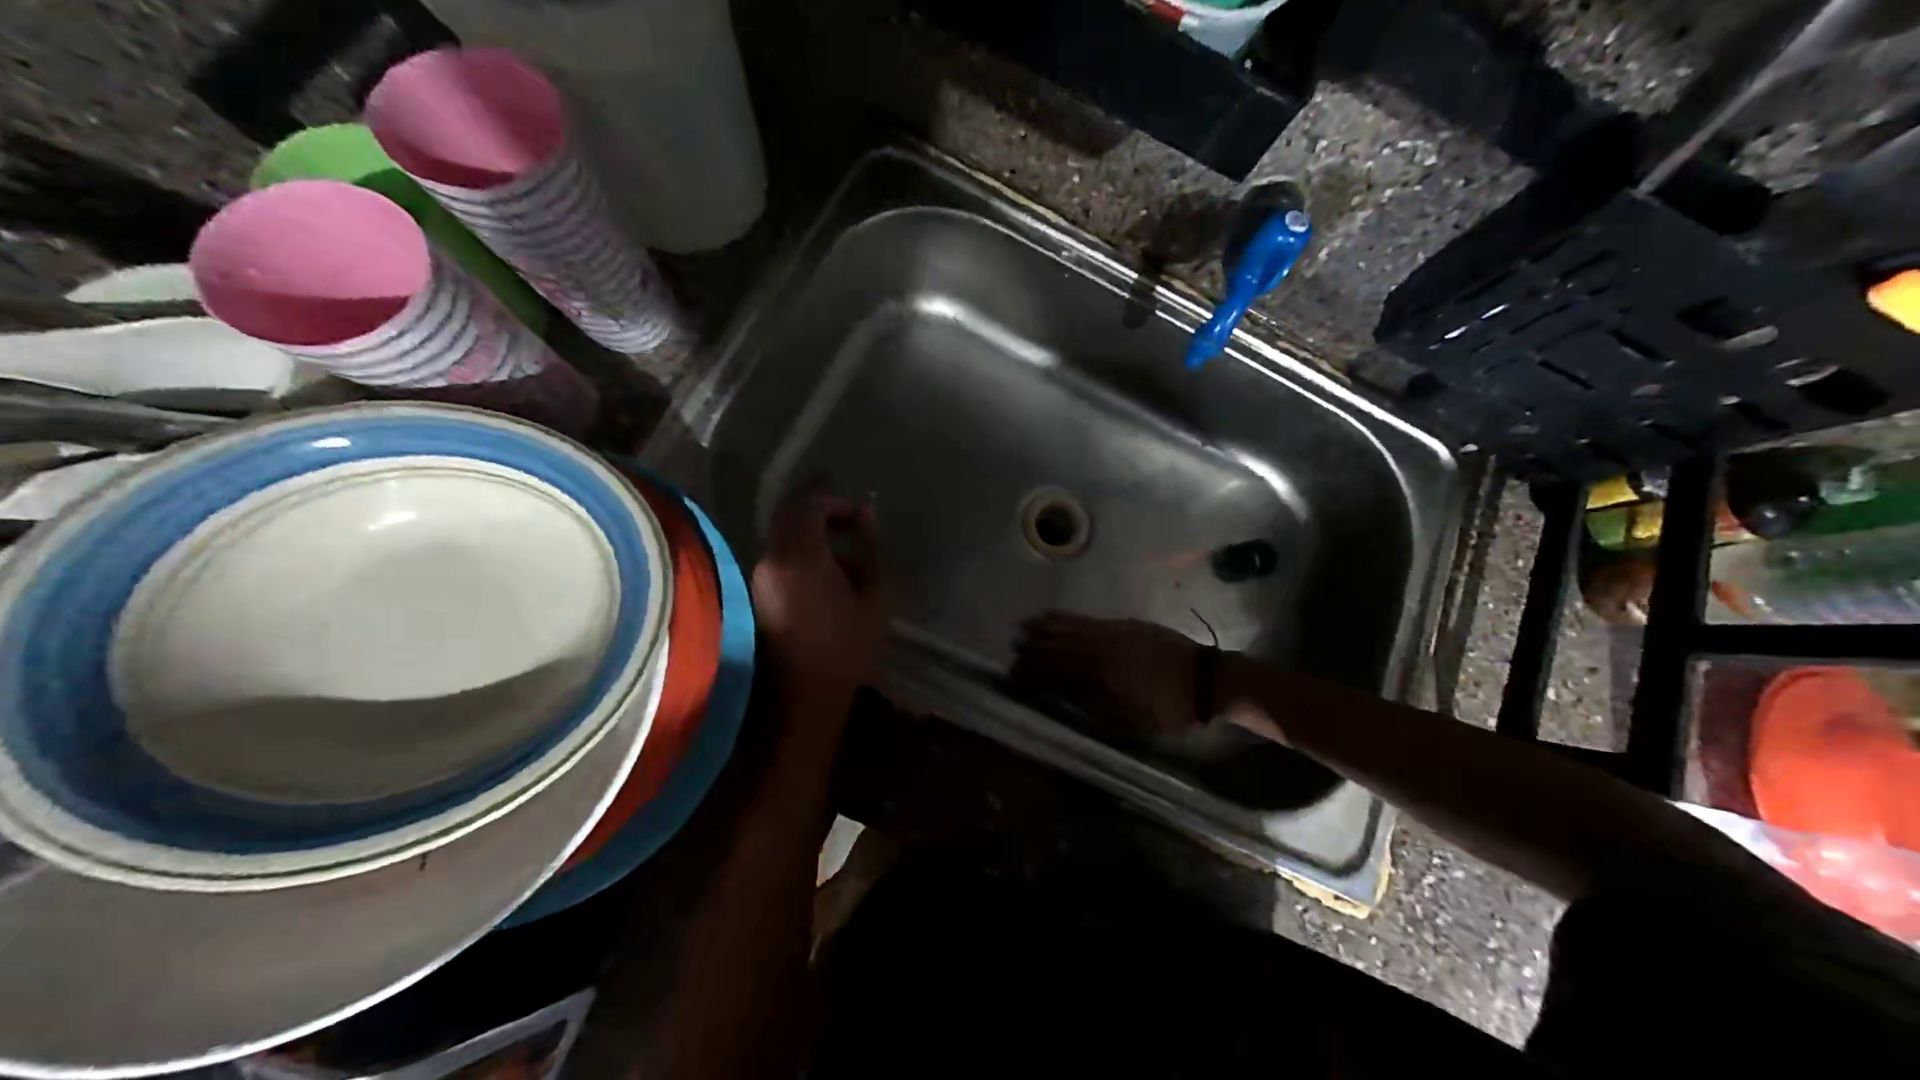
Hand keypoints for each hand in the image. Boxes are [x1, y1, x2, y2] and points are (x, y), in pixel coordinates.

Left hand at [752, 492, 891, 707]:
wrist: (803, 700)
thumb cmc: (847, 650)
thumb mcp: (876, 597)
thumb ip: (871, 550)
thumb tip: (866, 515)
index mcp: (801, 558)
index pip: (809, 506)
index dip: (836, 501)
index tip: (861, 515)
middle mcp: (771, 561)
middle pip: (789, 515)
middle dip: (821, 512)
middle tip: (851, 524)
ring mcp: (759, 577)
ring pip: (781, 535)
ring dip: (810, 532)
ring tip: (843, 550)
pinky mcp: (756, 593)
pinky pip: (778, 555)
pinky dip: (800, 551)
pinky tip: (825, 573)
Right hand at [1011, 613, 1206, 739]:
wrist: (1207, 680)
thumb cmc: (1170, 711)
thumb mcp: (1132, 723)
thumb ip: (1093, 708)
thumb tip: (1060, 696)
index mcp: (1100, 679)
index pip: (1054, 673)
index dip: (1030, 675)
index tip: (1013, 680)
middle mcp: (1100, 652)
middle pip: (1055, 648)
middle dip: (1030, 653)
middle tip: (1013, 659)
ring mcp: (1110, 634)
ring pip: (1066, 629)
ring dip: (1041, 631)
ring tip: (1022, 633)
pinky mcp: (1120, 624)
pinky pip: (1083, 618)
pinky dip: (1062, 618)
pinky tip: (1050, 617)